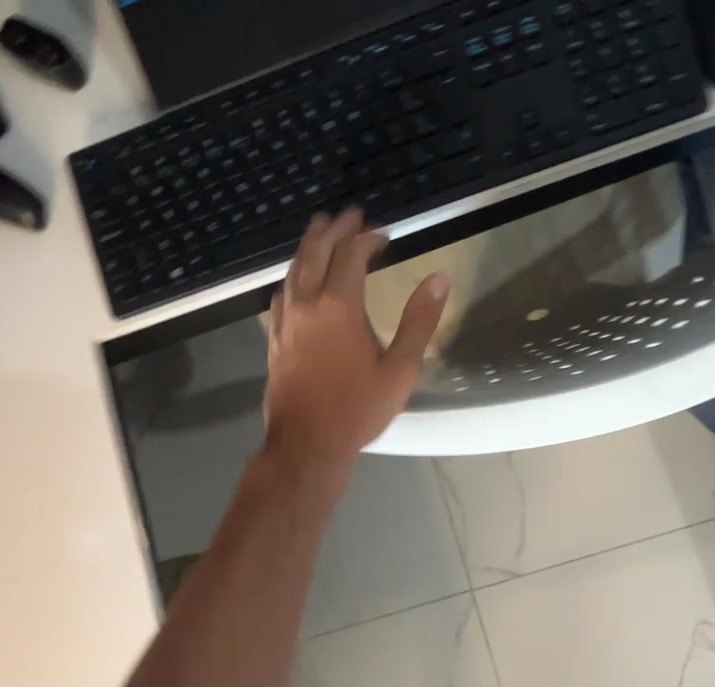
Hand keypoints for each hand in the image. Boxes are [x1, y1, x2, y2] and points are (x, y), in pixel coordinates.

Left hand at [263, 209, 450, 471]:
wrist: (307, 444)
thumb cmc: (358, 410)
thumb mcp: (400, 369)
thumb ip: (419, 321)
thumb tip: (439, 279)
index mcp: (340, 306)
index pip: (351, 254)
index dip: (367, 237)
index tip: (384, 233)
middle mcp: (307, 303)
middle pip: (316, 251)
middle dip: (334, 229)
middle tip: (348, 215)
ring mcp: (286, 320)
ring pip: (294, 269)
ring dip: (309, 246)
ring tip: (320, 232)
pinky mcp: (275, 338)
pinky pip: (282, 294)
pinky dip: (293, 276)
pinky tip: (297, 281)